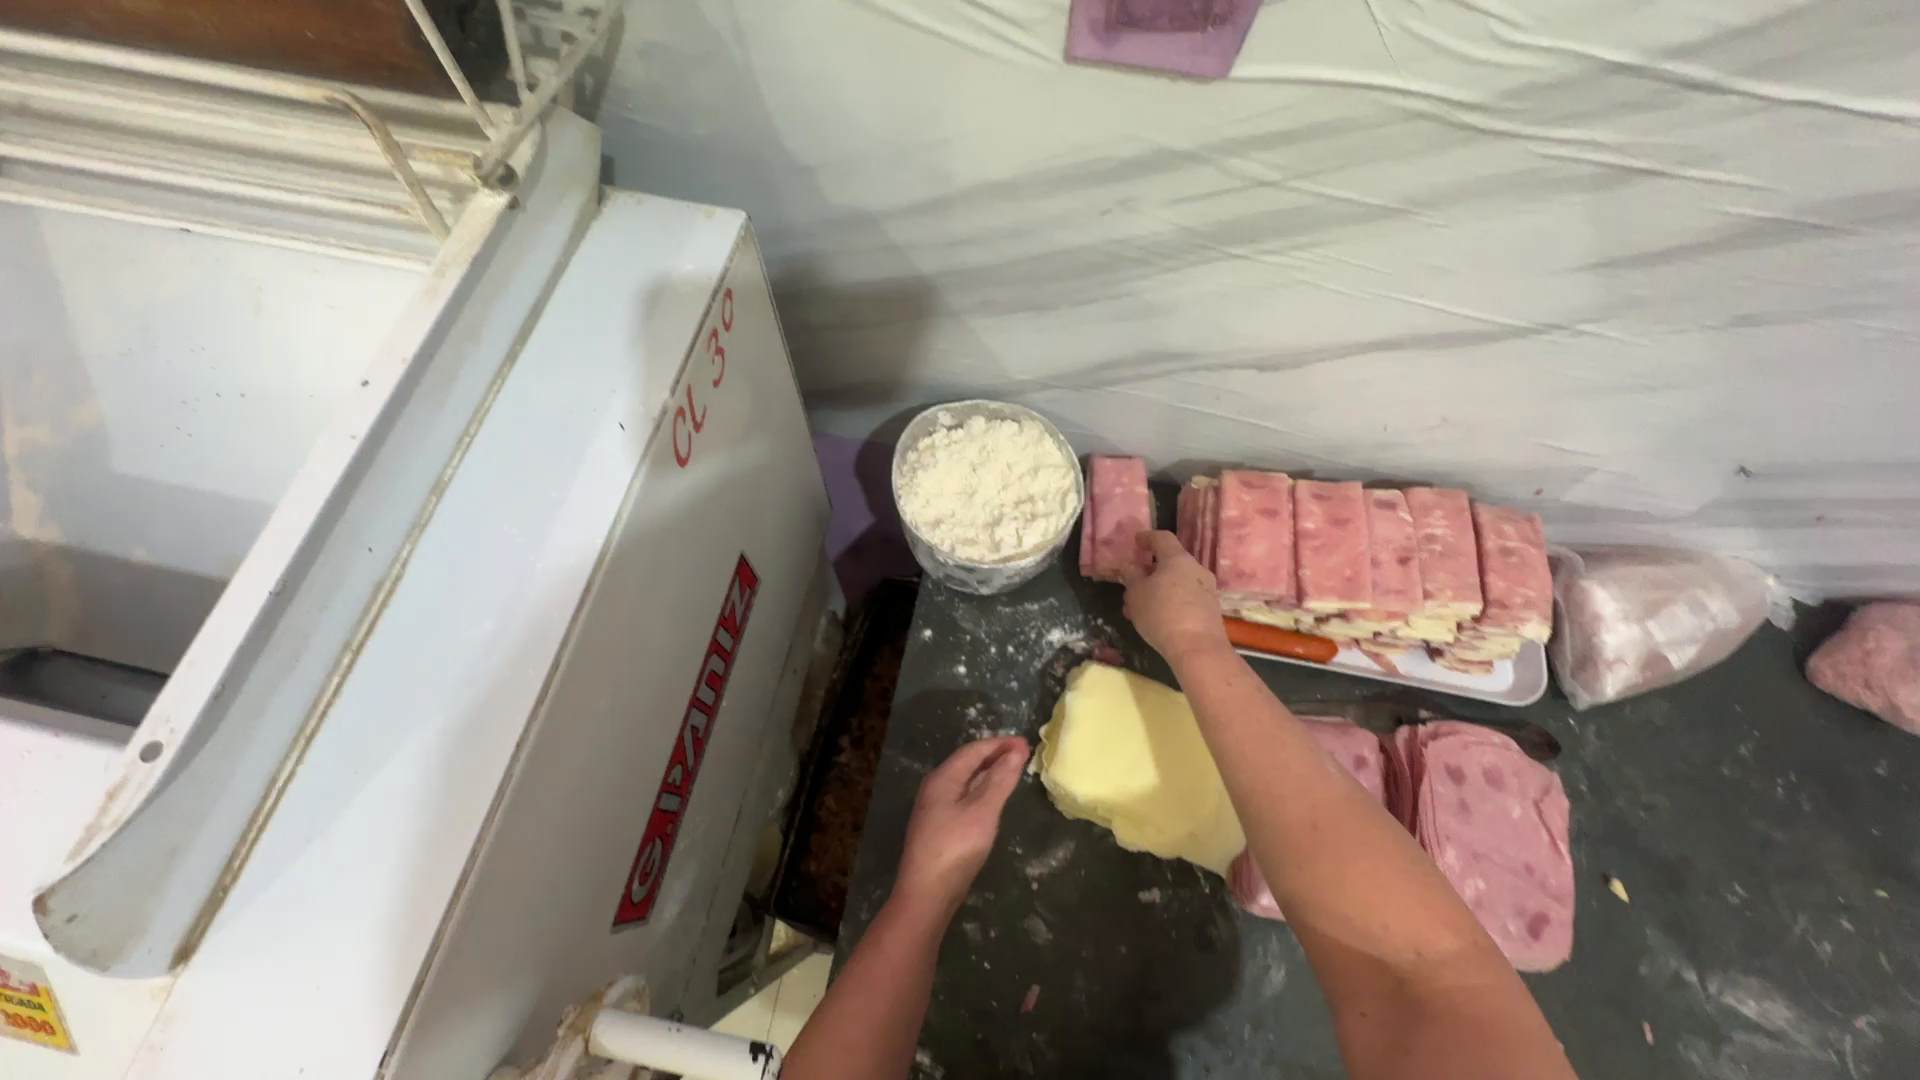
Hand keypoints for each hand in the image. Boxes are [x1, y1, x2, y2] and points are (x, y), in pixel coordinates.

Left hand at [893, 736, 1030, 917]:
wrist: (925, 894)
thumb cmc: (955, 848)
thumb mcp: (982, 812)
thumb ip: (999, 781)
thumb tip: (1016, 752)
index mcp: (943, 778)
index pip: (973, 751)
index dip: (1000, 744)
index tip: (1026, 743)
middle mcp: (935, 787)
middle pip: (968, 762)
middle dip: (995, 755)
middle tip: (1023, 754)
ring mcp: (935, 808)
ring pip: (966, 780)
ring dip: (989, 772)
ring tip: (1012, 770)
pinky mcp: (939, 826)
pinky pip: (964, 796)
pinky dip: (982, 789)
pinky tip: (993, 798)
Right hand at [1118, 530, 1229, 664]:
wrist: (1198, 647)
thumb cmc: (1161, 613)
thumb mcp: (1136, 593)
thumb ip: (1131, 576)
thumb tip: (1128, 566)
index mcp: (1177, 559)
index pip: (1163, 538)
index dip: (1147, 538)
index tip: (1136, 542)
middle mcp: (1196, 569)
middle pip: (1172, 561)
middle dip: (1152, 569)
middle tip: (1135, 580)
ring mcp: (1207, 589)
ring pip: (1178, 582)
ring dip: (1160, 588)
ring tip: (1141, 605)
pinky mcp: (1211, 609)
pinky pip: (1187, 597)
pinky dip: (1171, 601)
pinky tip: (1158, 617)